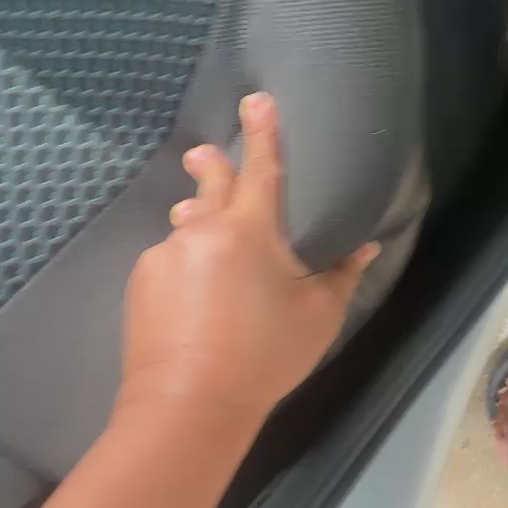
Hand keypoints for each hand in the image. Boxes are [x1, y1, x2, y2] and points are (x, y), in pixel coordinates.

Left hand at [116, 92, 378, 431]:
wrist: (187, 408)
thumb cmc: (265, 354)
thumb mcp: (319, 313)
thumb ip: (342, 273)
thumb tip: (366, 246)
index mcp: (249, 231)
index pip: (262, 169)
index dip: (264, 132)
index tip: (258, 99)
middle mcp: (200, 232)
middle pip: (210, 185)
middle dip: (212, 164)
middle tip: (206, 151)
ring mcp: (164, 258)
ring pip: (188, 226)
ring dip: (200, 220)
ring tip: (210, 231)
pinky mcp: (141, 286)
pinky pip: (171, 257)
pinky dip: (188, 260)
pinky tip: (199, 292)